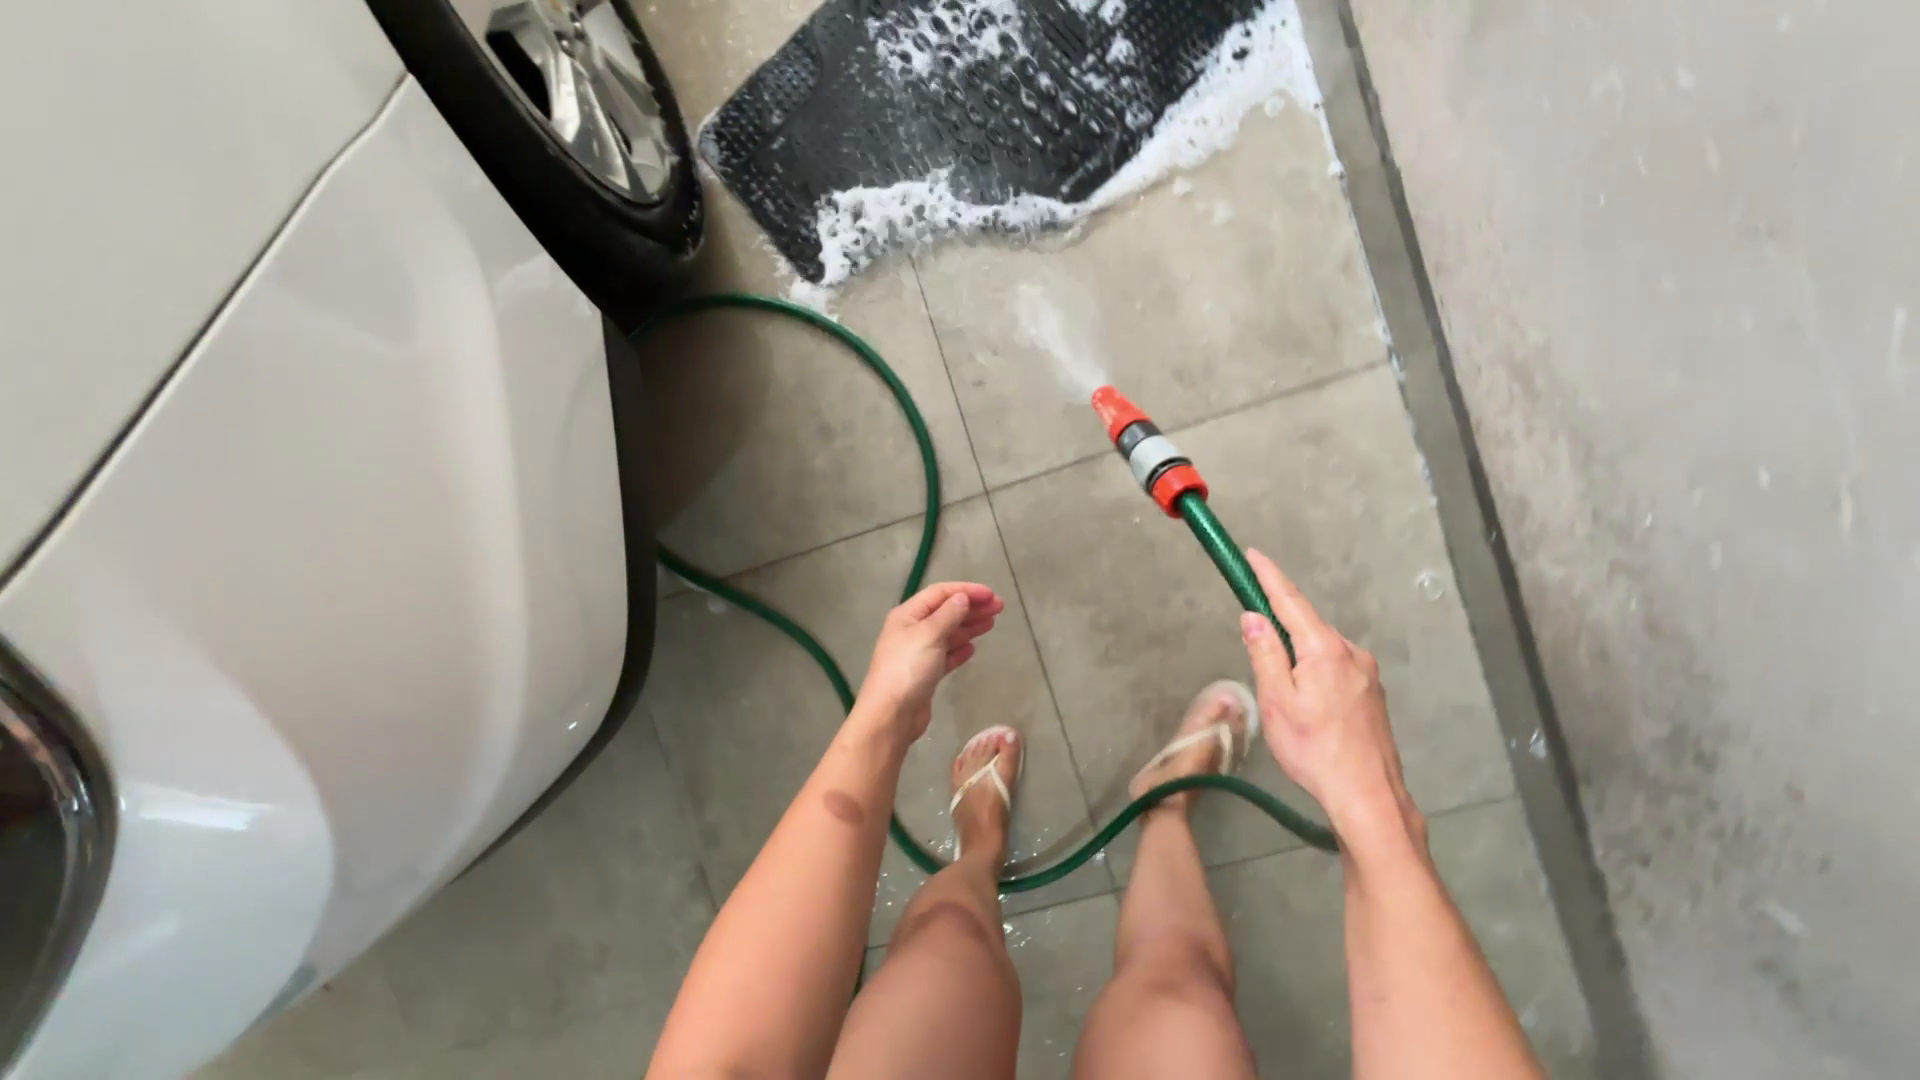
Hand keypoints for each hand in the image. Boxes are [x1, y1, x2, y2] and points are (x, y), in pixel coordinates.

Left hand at [856, 582, 1003, 741]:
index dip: (966, 590)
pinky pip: (945, 655)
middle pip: (945, 612)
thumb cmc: (908, 669)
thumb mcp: (929, 635)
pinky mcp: (925, 674)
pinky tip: (973, 648)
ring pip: (948, 633)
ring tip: (991, 623)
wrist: (891, 714)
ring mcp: (918, 653)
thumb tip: (962, 598)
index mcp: (907, 615)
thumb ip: (948, 614)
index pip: (939, 593)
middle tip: (999, 607)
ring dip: (969, 626)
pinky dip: (959, 649)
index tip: (991, 595)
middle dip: (971, 607)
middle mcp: (911, 630)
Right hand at [1239, 549, 1420, 845]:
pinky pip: (1336, 667)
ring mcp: (1366, 673)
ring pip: (1322, 649)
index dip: (1269, 576)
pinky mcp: (1372, 694)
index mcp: (1325, 649)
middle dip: (1280, 625)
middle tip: (1255, 648)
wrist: (1367, 795)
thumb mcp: (1277, 701)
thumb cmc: (1313, 749)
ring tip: (1281, 693)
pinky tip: (1307, 702)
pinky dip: (1314, 669)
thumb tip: (1253, 616)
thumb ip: (1265, 654)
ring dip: (1298, 654)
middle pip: (1308, 625)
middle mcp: (1351, 653)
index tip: (1253, 555)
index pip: (1291, 601)